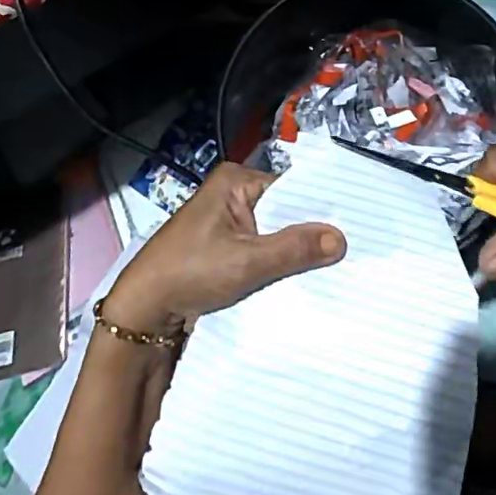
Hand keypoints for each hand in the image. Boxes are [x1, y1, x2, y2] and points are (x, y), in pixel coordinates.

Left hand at [102, 162, 345, 335]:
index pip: (291, 188)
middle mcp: (233, 194)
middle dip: (308, 231)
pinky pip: (262, 250)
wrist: (141, 313)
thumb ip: (293, 249)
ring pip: (274, 233)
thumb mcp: (246, 261)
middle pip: (284, 210)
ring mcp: (228, 222)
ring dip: (293, 251)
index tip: (353, 223)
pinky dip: (278, 263)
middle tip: (351, 247)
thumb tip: (341, 239)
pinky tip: (304, 276)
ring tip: (335, 264)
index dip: (319, 207)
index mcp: (235, 181)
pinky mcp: (226, 248)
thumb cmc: (189, 272)